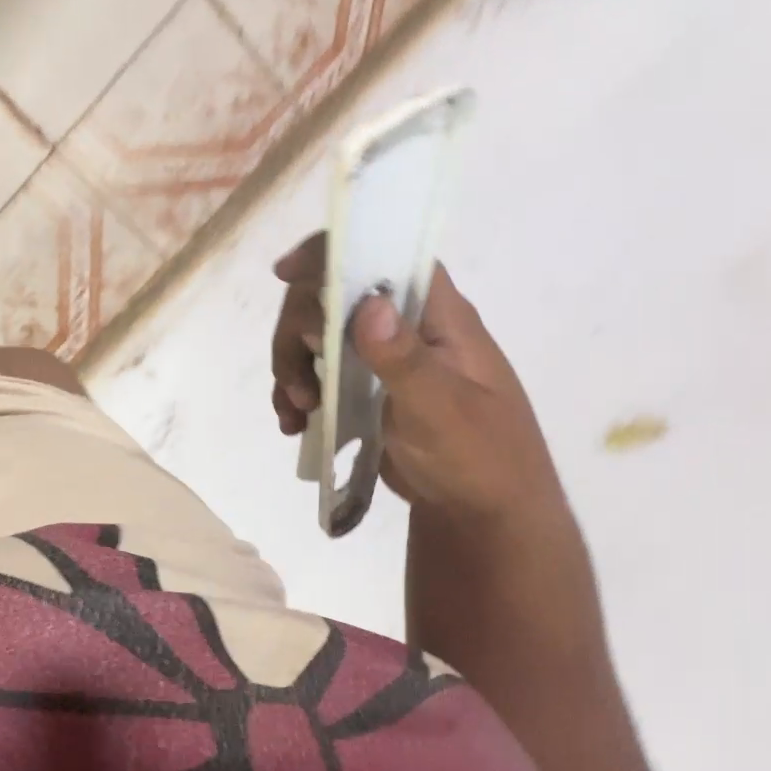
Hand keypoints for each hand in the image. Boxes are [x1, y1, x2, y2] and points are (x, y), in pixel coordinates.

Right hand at [270, 232, 562, 517]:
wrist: (483, 517)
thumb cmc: (480, 460)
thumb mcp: (442, 410)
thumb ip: (404, 359)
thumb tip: (368, 303)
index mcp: (438, 318)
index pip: (386, 257)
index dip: (336, 252)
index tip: (286, 273)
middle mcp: (407, 329)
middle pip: (334, 298)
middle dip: (299, 333)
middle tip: (297, 384)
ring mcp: (383, 361)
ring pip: (317, 338)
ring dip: (294, 369)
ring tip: (297, 412)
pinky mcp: (365, 392)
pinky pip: (317, 376)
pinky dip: (298, 395)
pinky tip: (294, 424)